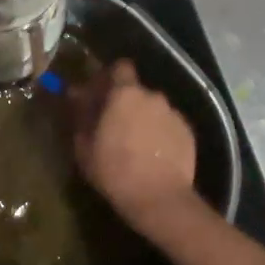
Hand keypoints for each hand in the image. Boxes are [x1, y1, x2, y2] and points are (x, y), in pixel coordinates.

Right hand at [72, 60, 197, 226]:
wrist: (159, 198)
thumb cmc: (114, 170)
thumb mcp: (85, 146)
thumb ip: (81, 115)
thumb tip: (76, 96)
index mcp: (125, 94)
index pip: (120, 67)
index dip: (110, 77)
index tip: (100, 93)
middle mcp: (153, 96)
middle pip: (136, 91)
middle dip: (125, 103)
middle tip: (113, 124)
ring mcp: (174, 114)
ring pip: (153, 109)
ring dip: (143, 119)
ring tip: (135, 143)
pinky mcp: (188, 132)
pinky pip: (168, 125)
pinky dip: (159, 134)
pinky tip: (152, 155)